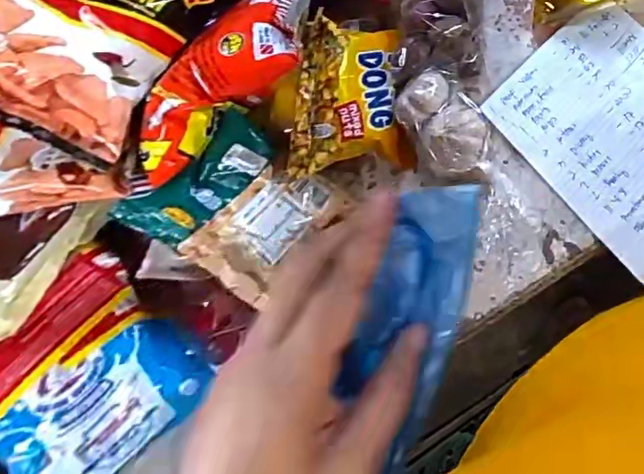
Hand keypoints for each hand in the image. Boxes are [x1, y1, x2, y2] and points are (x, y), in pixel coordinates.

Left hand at [182, 193, 425, 473]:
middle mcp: (253, 358)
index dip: (369, 238)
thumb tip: (419, 330)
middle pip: (299, 272)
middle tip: (379, 208)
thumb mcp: (352, 468)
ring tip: (363, 250)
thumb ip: (389, 395)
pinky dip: (306, 297)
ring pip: (283, 293)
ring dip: (324, 262)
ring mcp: (231, 369)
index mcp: (291, 377)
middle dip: (342, 232)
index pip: (338, 288)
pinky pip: (272, 322)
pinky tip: (329, 313)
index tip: (389, 196)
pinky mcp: (223, 385)